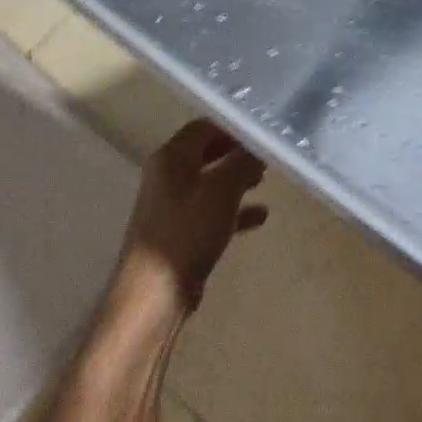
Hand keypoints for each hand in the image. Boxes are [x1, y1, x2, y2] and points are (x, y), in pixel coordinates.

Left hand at [116, 119, 268, 312]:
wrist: (154, 294)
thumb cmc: (188, 232)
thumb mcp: (223, 190)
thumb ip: (242, 162)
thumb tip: (258, 145)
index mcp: (171, 157)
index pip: (205, 126)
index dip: (234, 126)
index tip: (263, 131)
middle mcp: (167, 176)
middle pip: (207, 152)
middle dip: (237, 152)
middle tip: (267, 154)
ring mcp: (171, 206)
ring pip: (210, 182)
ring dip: (237, 180)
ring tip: (264, 180)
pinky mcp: (179, 233)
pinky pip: (211, 211)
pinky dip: (234, 210)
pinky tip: (260, 217)